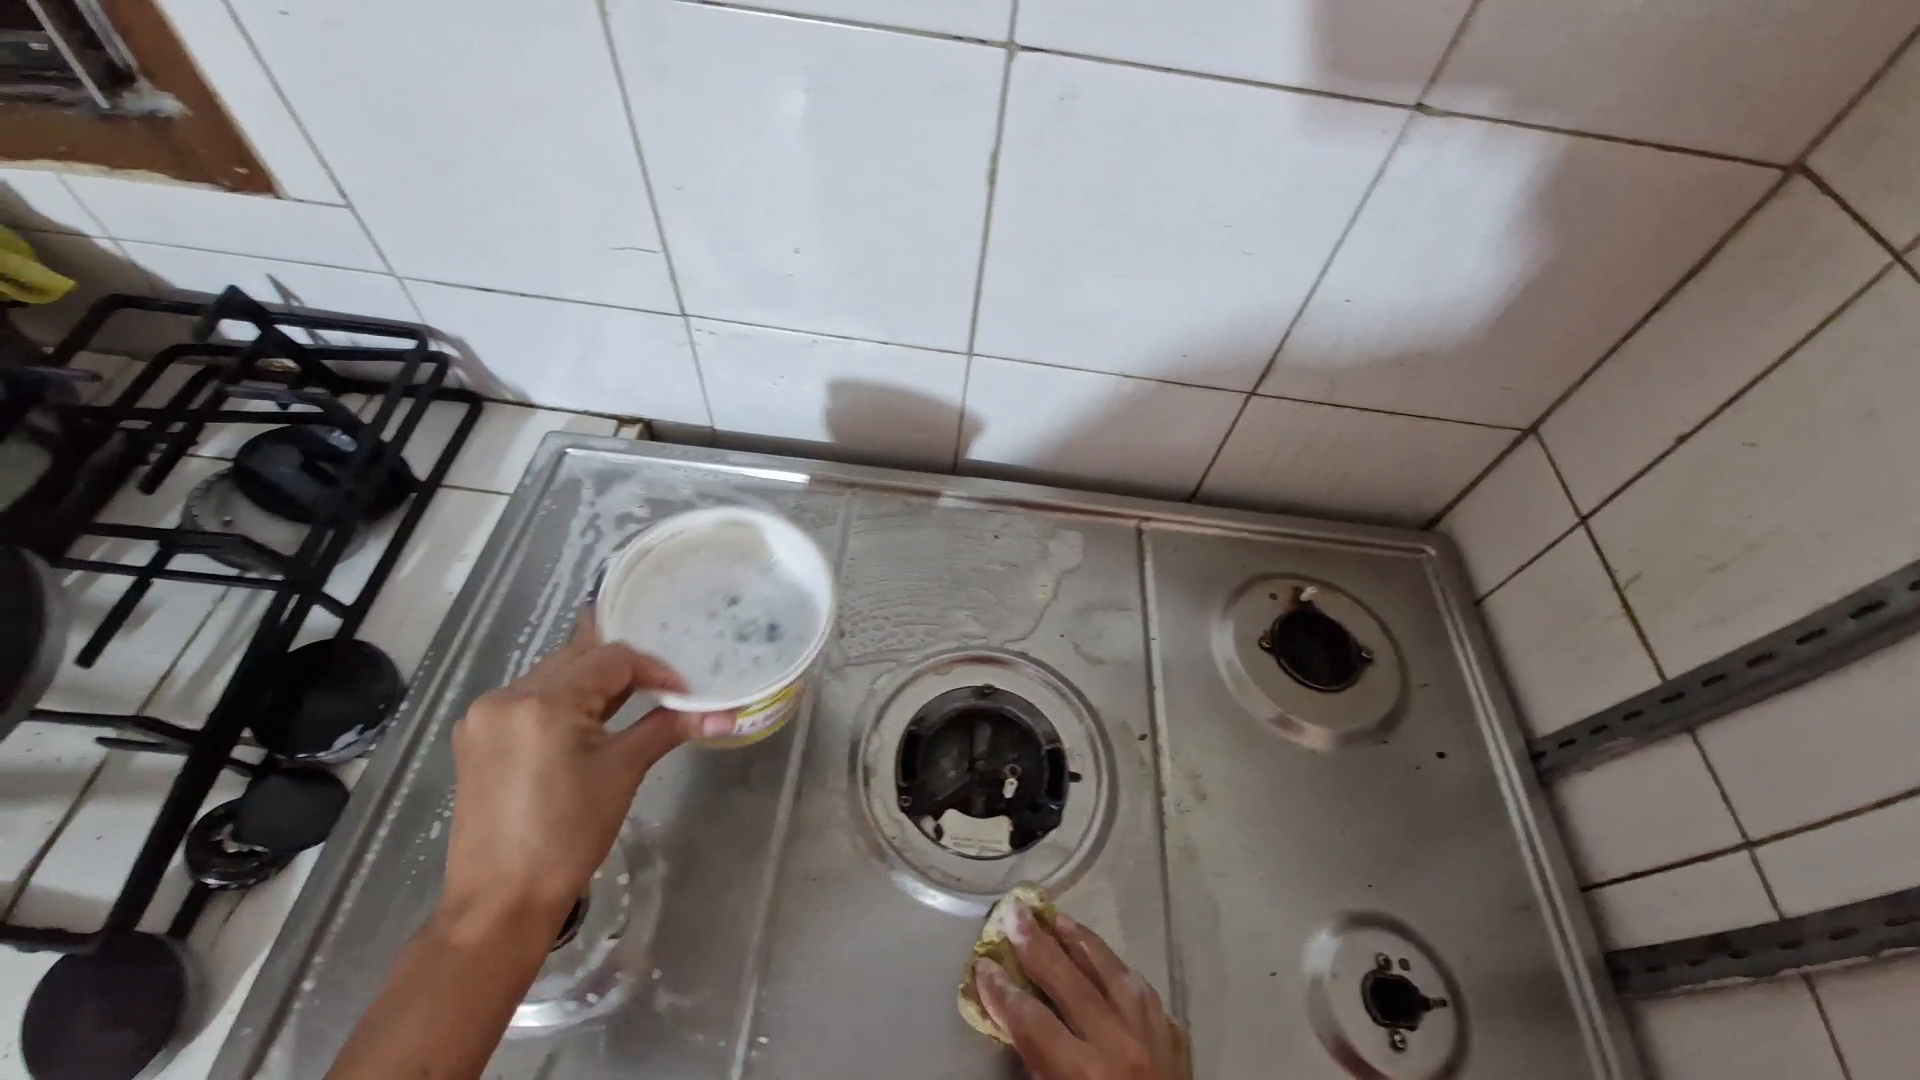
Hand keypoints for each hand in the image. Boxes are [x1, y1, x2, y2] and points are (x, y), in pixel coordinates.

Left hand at [439, 616, 733, 932]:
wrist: (501, 899)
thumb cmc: (569, 835)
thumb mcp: (623, 772)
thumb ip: (668, 729)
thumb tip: (724, 716)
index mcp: (543, 702)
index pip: (612, 659)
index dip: (654, 670)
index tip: (684, 693)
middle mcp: (507, 696)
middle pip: (578, 659)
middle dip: (624, 672)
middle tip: (662, 693)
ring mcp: (484, 715)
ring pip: (552, 676)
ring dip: (592, 684)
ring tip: (629, 705)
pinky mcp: (475, 737)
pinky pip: (528, 699)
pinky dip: (562, 701)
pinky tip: (585, 724)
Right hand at [974, 908, 1187, 1079]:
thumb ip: (1040, 1067)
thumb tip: (1016, 1022)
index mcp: (1085, 1077)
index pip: (1033, 1023)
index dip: (1003, 993)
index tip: (983, 966)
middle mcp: (1119, 1048)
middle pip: (1069, 983)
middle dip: (1037, 946)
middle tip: (1014, 913)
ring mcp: (1152, 1038)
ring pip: (1113, 973)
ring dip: (1082, 944)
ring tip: (1058, 920)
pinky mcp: (1175, 1040)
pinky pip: (1143, 992)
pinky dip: (1118, 970)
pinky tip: (1104, 957)